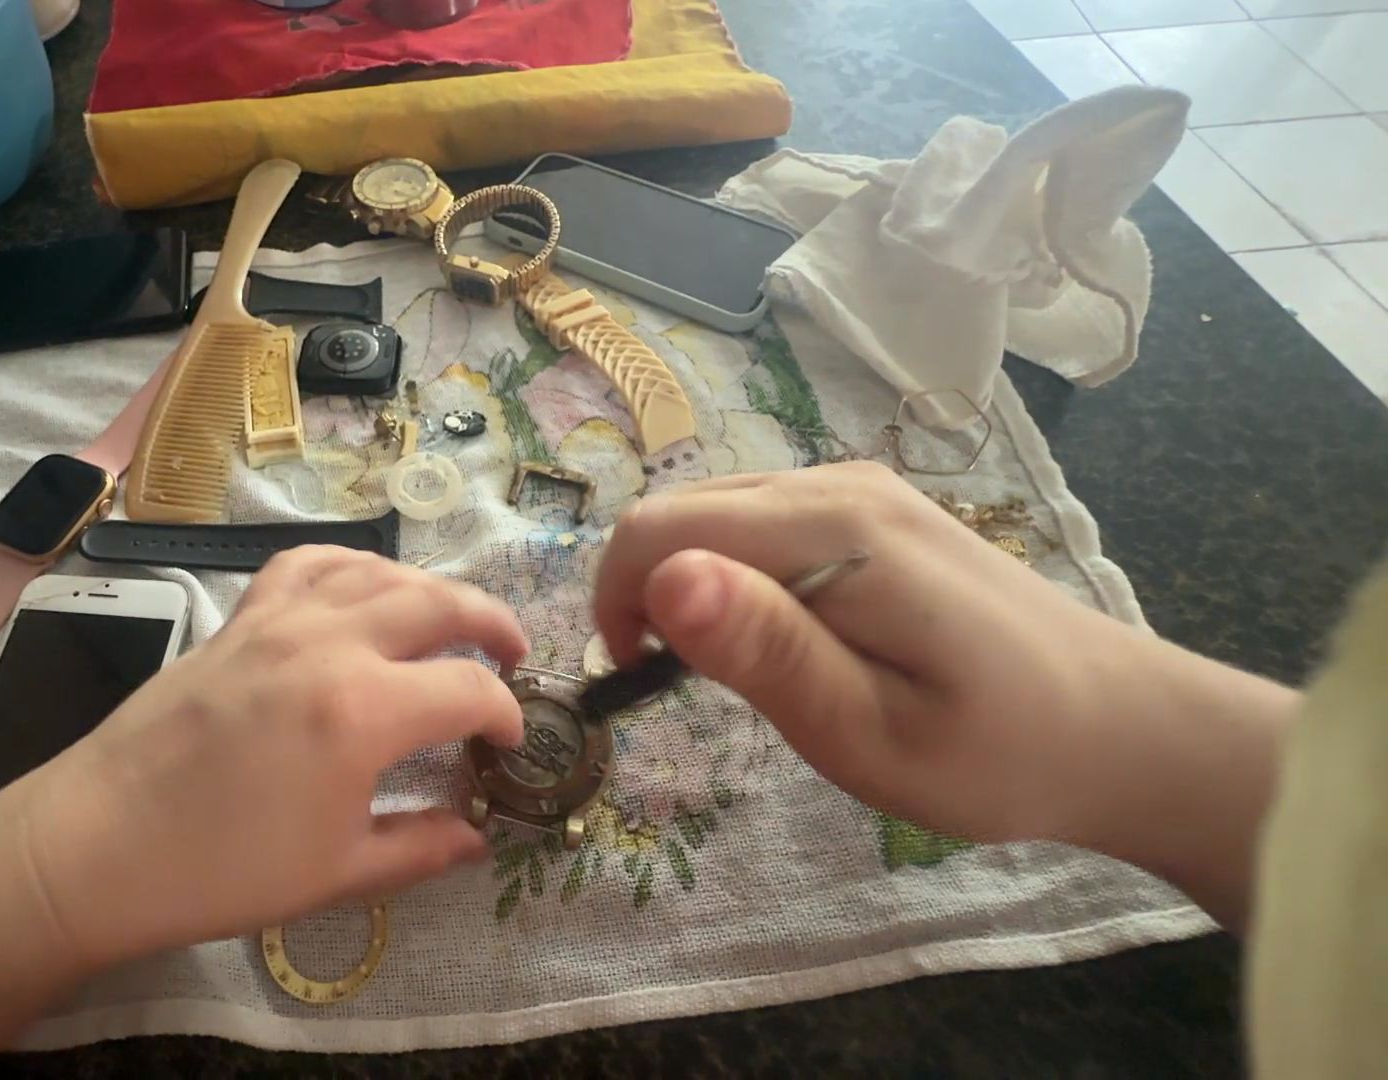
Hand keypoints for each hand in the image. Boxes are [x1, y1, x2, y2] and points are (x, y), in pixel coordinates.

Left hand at [13, 547, 527, 968]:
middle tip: (514, 652)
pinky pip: (309, 563)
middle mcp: (330, 643)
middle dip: (492, 623)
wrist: (97, 842)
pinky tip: (365, 587)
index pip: (467, 691)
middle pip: (439, 603)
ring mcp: (282, 619)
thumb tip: (477, 837)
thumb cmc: (219, 868)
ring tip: (452, 616)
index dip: (502, 713)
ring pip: (380, 572)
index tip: (507, 740)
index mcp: (361, 711)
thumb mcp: (336, 874)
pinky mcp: (243, 616)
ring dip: (430, 588)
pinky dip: (353, 565)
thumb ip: (421, 848)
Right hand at [594, 462, 1221, 848]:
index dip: (618, 598)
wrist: (1123, 727)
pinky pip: (747, 519)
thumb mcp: (866, 728)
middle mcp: (830, 482)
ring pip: (705, 512)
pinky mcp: (859, 504)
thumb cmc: (993, 752)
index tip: (643, 674)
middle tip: (684, 676)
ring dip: (683, 581)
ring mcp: (848, 485)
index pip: (658, 529)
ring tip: (734, 658)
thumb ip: (765, 648)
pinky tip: (774, 624)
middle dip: (644, 589)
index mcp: (829, 529)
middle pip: (675, 511)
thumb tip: (663, 578)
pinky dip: (724, 569)